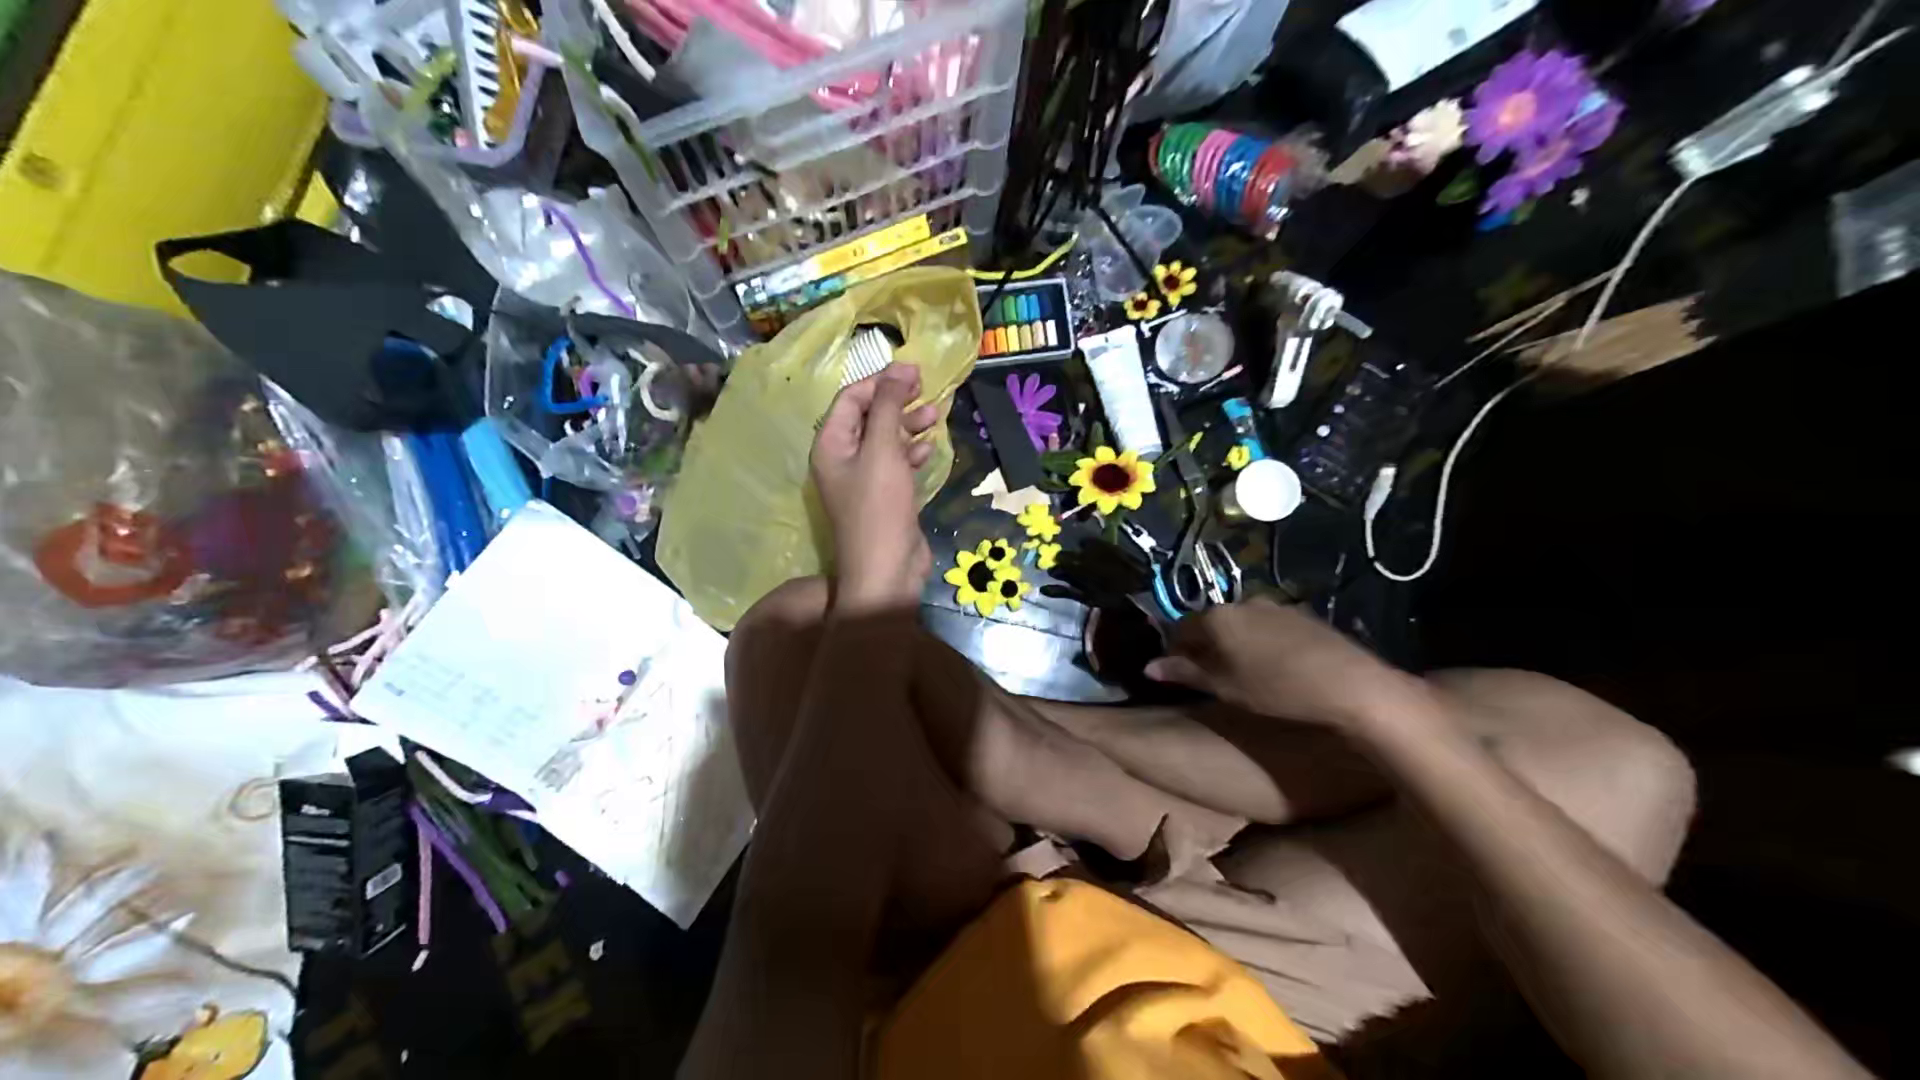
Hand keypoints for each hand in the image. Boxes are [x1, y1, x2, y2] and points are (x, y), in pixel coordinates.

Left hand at [811, 365, 939, 612]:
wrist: (887, 569)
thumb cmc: (880, 507)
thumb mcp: (883, 451)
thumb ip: (889, 407)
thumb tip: (899, 368)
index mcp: (831, 445)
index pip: (851, 399)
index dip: (880, 381)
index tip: (913, 373)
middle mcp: (842, 459)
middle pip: (868, 417)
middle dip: (897, 402)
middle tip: (927, 391)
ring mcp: (863, 480)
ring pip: (885, 440)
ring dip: (909, 426)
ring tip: (935, 417)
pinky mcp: (884, 496)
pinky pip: (896, 464)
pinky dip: (912, 452)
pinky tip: (929, 448)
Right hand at [1145, 597, 1422, 729]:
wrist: (1349, 684)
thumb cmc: (1276, 688)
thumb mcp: (1224, 687)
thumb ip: (1185, 673)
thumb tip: (1149, 666)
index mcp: (1216, 617)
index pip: (1180, 628)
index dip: (1175, 650)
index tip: (1180, 673)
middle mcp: (1241, 602)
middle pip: (1211, 622)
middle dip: (1205, 644)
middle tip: (1210, 674)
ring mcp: (1274, 606)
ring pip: (1240, 622)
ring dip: (1233, 642)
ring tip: (1242, 670)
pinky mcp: (1300, 614)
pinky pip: (1265, 625)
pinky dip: (1259, 640)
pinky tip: (1273, 665)